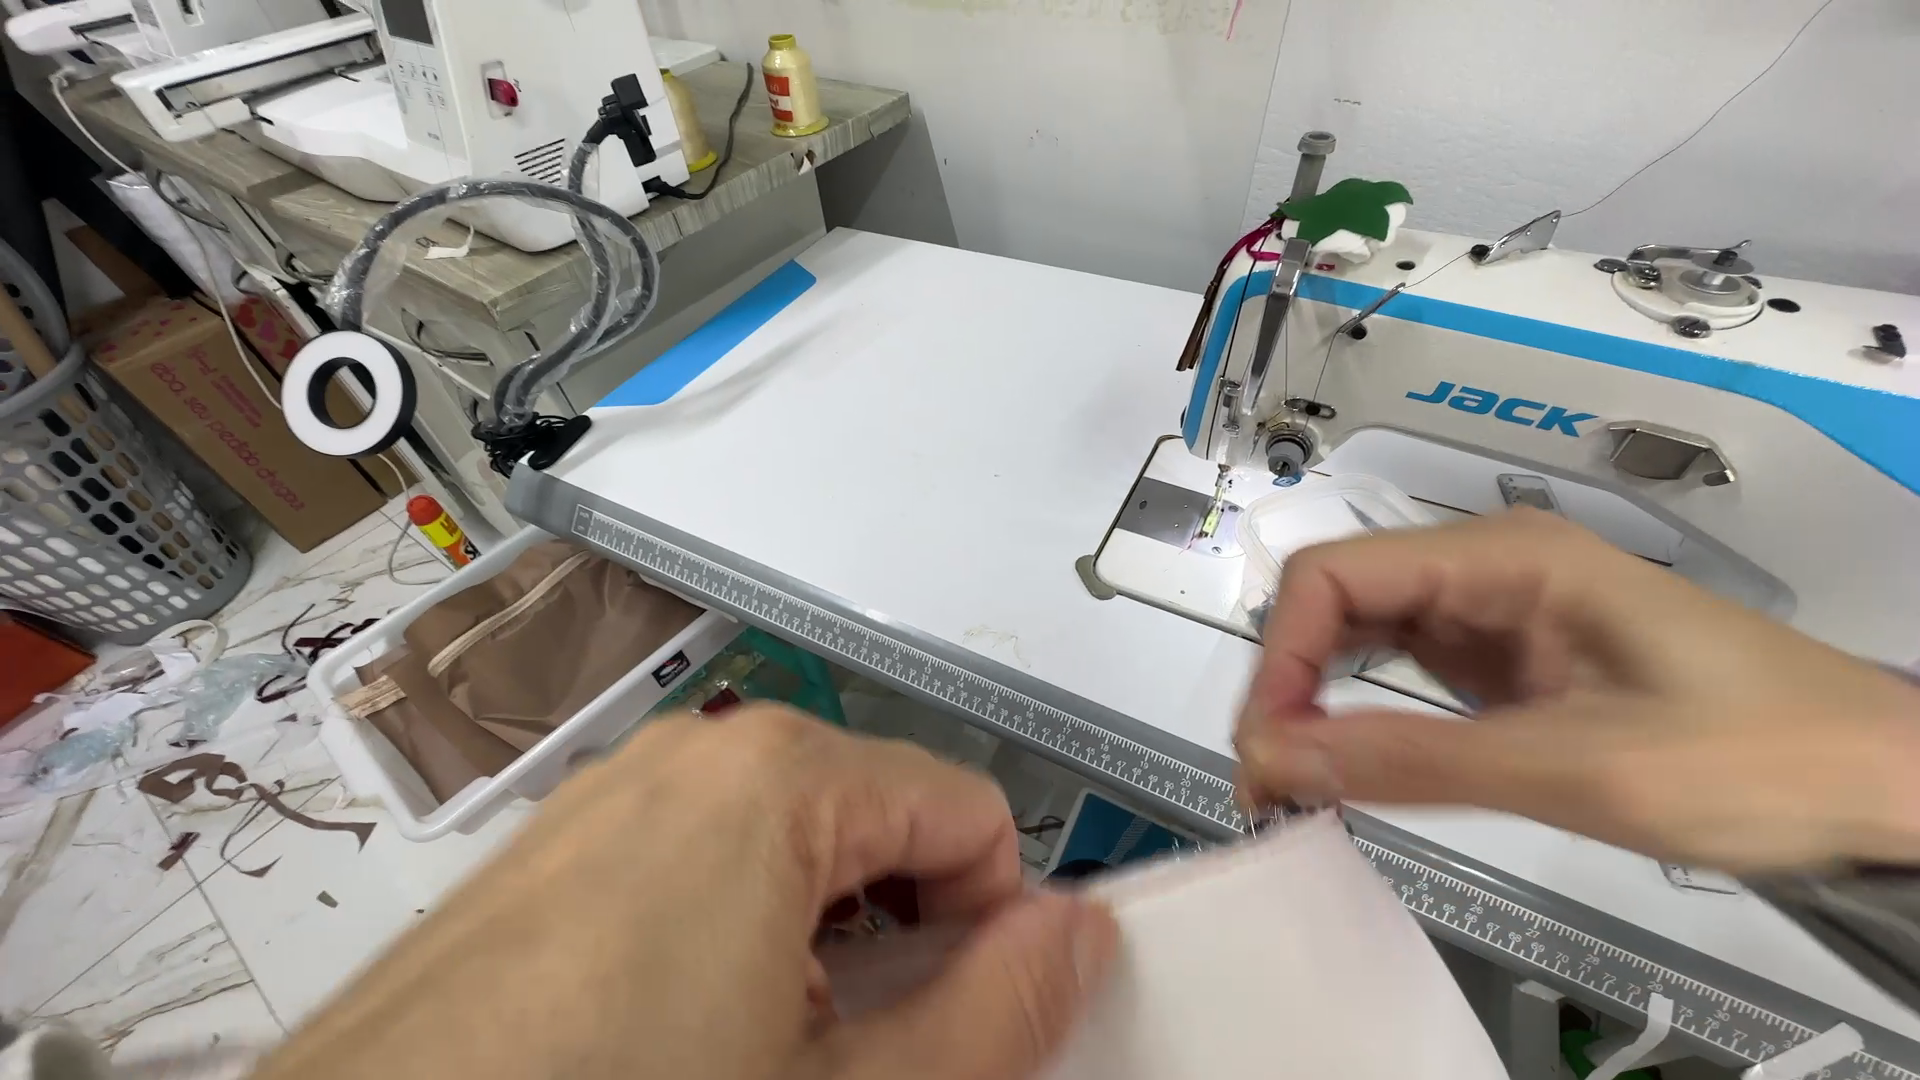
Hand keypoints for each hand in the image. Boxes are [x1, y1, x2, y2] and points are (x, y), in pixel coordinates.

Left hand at [255, 707, 1116, 1079]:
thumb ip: (995, 1013)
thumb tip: (1085, 929)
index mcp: (782, 774)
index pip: (970, 807)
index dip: (990, 918)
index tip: (949, 1023)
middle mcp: (698, 752)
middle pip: (879, 814)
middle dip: (902, 928)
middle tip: (854, 1056)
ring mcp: (614, 790)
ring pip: (791, 836)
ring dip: (821, 936)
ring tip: (766, 1048)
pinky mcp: (556, 845)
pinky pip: (700, 856)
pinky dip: (734, 929)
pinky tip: (677, 1032)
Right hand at [1235, 509, 1919, 873]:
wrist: (1886, 786)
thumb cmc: (1756, 758)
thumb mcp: (1576, 768)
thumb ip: (1410, 762)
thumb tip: (1272, 763)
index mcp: (1499, 556)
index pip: (1333, 575)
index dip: (1281, 653)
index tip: (1267, 746)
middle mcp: (1477, 566)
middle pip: (1332, 598)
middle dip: (1286, 681)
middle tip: (1269, 772)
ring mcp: (1482, 607)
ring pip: (1351, 632)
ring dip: (1310, 697)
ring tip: (1292, 772)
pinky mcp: (1489, 651)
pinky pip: (1389, 666)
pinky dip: (1351, 710)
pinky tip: (1340, 753)